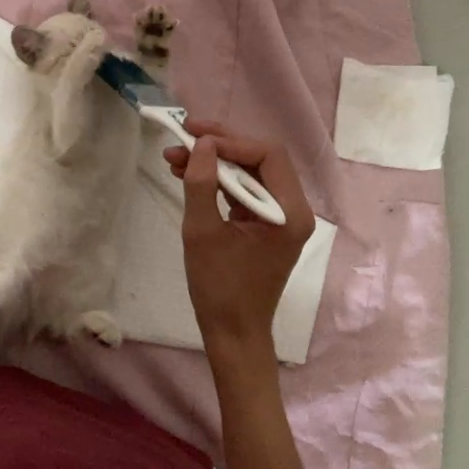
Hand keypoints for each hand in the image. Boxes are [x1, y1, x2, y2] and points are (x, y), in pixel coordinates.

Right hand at [163, 120, 316, 355]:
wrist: (233, 333)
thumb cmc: (220, 287)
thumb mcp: (203, 232)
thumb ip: (202, 184)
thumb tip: (202, 144)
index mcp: (290, 212)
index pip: (268, 154)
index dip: (231, 141)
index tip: (194, 139)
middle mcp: (293, 210)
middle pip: (260, 158)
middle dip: (220, 145)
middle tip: (182, 135)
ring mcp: (279, 218)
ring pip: (249, 172)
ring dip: (214, 162)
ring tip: (175, 156)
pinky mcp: (264, 226)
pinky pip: (243, 191)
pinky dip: (218, 180)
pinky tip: (188, 174)